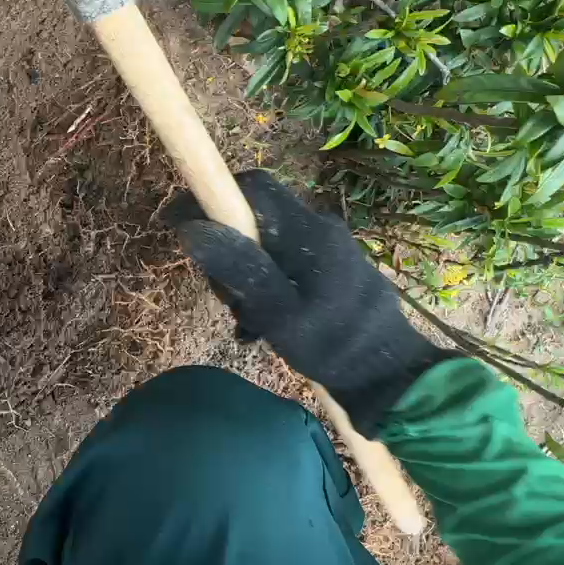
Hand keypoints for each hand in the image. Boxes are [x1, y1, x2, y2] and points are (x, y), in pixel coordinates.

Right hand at [163, 170, 450, 436]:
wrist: (389, 377)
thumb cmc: (333, 345)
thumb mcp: (278, 313)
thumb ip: (239, 268)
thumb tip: (191, 228)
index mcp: (308, 232)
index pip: (251, 187)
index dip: (208, 196)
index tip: (174, 224)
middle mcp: (318, 228)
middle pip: (253, 216)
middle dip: (224, 249)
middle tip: (220, 295)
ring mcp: (325, 248)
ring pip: (263, 242)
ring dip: (242, 275)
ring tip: (246, 319)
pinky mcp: (327, 267)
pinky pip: (280, 262)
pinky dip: (261, 285)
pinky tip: (261, 322)